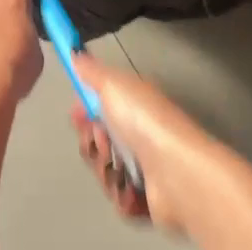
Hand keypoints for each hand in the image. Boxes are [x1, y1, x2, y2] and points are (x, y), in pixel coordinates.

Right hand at [69, 55, 211, 229]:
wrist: (176, 171)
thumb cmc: (144, 121)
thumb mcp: (112, 83)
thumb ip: (90, 69)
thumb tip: (75, 53)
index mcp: (133, 106)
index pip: (99, 107)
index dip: (84, 112)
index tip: (77, 115)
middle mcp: (139, 135)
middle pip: (97, 141)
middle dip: (92, 143)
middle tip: (103, 142)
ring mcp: (145, 168)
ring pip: (105, 170)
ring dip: (105, 168)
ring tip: (118, 166)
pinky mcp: (148, 198)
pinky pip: (119, 198)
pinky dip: (120, 194)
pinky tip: (128, 187)